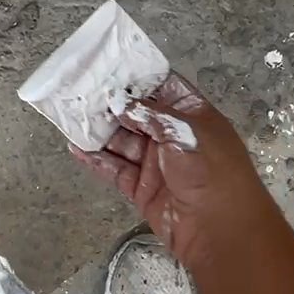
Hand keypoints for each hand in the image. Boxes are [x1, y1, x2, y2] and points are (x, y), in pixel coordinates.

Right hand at [72, 73, 272, 270]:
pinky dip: (97, 159)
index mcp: (191, 115)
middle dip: (111, 104)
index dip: (139, 76)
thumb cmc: (210, 170)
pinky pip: (116, 168)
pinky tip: (77, 148)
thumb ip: (148, 113)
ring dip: (100, 131)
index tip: (110, 65)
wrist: (220, 229)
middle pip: (137, 114)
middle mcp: (172, 136)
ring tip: (73, 116)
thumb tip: (119, 102)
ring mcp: (156, 163)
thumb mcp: (183, 131)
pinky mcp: (142, 187)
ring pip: (122, 141)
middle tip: (81, 91)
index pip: (163, 87)